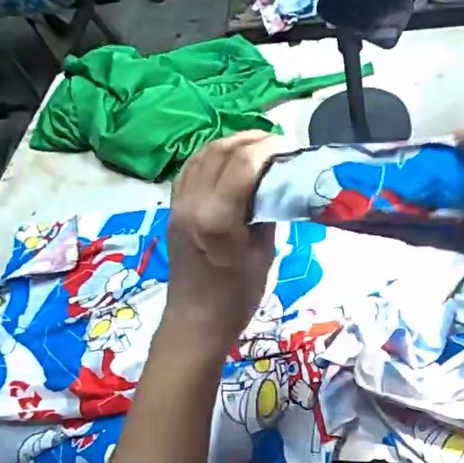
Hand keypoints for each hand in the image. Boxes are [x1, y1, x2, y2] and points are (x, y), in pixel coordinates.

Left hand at [161, 132, 280, 359]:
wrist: (196, 322)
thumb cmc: (236, 296)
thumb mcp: (264, 254)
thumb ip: (267, 212)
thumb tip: (276, 184)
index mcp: (217, 217)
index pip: (243, 163)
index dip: (268, 148)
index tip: (290, 147)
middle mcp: (192, 203)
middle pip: (221, 151)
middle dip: (251, 140)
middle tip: (279, 143)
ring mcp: (178, 204)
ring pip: (202, 155)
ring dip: (230, 143)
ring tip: (257, 146)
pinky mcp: (173, 209)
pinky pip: (191, 169)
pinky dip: (211, 156)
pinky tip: (229, 159)